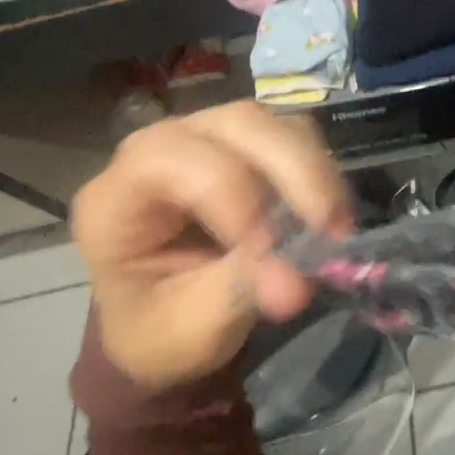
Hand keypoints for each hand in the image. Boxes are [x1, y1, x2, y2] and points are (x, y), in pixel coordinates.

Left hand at [72, 101, 351, 387]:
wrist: (166, 323)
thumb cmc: (159, 329)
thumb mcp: (185, 331)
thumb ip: (234, 296)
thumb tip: (297, 282)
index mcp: (117, 196)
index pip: (167, 158)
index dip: (226, 190)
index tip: (271, 249)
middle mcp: (163, 147)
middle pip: (235, 124)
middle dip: (290, 171)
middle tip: (331, 229)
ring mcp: (211, 137)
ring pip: (273, 123)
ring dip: (313, 170)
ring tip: (337, 228)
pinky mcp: (251, 143)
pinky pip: (296, 135)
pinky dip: (320, 171)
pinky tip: (330, 216)